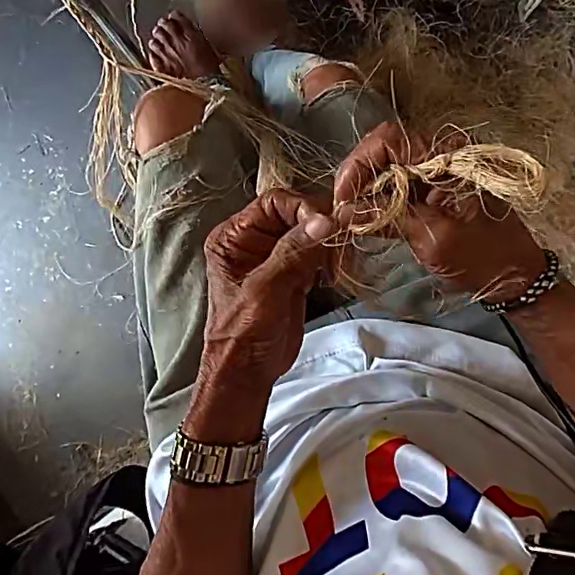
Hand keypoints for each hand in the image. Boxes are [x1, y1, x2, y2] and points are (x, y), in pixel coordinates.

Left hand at [146, 11, 223, 79]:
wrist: (201, 88)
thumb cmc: (210, 71)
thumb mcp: (209, 49)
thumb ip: (198, 38)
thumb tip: (192, 33)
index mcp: (189, 35)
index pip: (177, 17)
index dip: (175, 17)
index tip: (175, 18)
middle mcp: (175, 41)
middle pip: (162, 25)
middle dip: (163, 25)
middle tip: (164, 27)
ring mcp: (165, 53)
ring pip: (154, 39)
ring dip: (156, 39)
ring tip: (159, 42)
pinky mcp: (160, 66)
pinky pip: (152, 55)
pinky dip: (154, 54)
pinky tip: (157, 55)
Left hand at [192, 190, 337, 435]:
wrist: (248, 371)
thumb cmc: (243, 332)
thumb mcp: (265, 289)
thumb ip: (292, 252)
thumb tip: (324, 221)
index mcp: (232, 237)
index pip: (272, 203)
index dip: (301, 207)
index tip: (325, 222)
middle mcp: (252, 241)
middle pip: (293, 214)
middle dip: (319, 223)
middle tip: (342, 234)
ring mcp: (273, 257)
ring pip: (308, 232)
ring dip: (327, 240)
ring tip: (340, 255)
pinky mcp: (293, 274)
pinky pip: (315, 253)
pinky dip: (330, 257)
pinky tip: (337, 267)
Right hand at [334, 122, 545, 300]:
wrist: (516, 275)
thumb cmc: (483, 256)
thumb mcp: (433, 237)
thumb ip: (388, 217)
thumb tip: (343, 212)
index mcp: (450, 155)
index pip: (390, 139)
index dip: (359, 164)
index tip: (344, 198)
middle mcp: (442, 152)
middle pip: (383, 148)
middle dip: (357, 176)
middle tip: (343, 208)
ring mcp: (437, 168)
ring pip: (386, 165)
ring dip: (365, 188)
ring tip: (350, 214)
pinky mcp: (432, 186)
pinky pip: (396, 181)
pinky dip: (378, 198)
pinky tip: (366, 216)